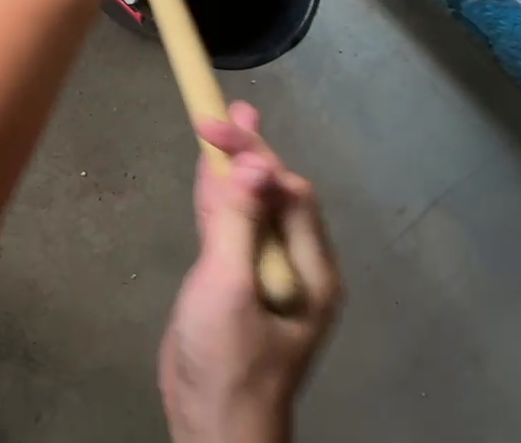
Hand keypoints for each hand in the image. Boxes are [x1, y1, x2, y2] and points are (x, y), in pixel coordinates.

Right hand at [160, 102, 339, 442]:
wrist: (213, 425)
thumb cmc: (229, 360)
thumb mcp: (229, 289)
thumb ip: (238, 224)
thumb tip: (250, 162)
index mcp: (310, 268)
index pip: (288, 191)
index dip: (254, 152)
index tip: (212, 125)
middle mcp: (295, 266)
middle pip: (274, 193)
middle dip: (249, 150)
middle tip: (224, 108)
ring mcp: (264, 275)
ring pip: (251, 207)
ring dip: (234, 167)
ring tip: (223, 124)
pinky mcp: (235, 284)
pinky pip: (231, 227)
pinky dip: (218, 196)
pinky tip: (209, 176)